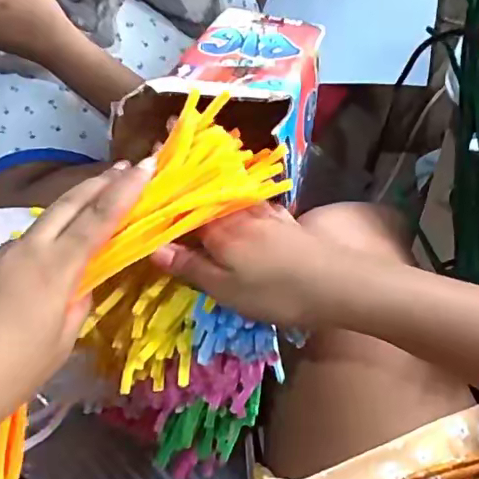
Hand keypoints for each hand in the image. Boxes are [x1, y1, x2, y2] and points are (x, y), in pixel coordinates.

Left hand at [0, 162, 152, 468]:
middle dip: (97, 184)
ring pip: (33, 232)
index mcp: (51, 271)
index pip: (97, 219)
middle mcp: (19, 253)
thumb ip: (75, 308)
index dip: (125, 191)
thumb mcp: (56, 348)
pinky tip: (24, 289)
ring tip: (82, 230)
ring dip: (63, 222)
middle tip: (124, 169)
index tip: (146, 167)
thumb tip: (80, 289)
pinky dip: (28, 258)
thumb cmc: (1, 381)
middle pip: (64, 206)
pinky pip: (5, 258)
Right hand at [152, 204, 346, 328]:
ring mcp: (266, 212)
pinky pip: (249, 205)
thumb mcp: (227, 290)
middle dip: (182, 191)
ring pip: (227, 199)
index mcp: (218, 228)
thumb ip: (191, 267)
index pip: (179, 207)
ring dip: (209, 195)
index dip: (159, 202)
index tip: (140, 196)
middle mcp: (239, 211)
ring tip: (192, 196)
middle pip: (203, 196)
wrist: (338, 284)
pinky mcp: (285, 221)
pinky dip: (235, 204)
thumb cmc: (277, 292)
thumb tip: (153, 248)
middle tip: (162, 185)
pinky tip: (234, 209)